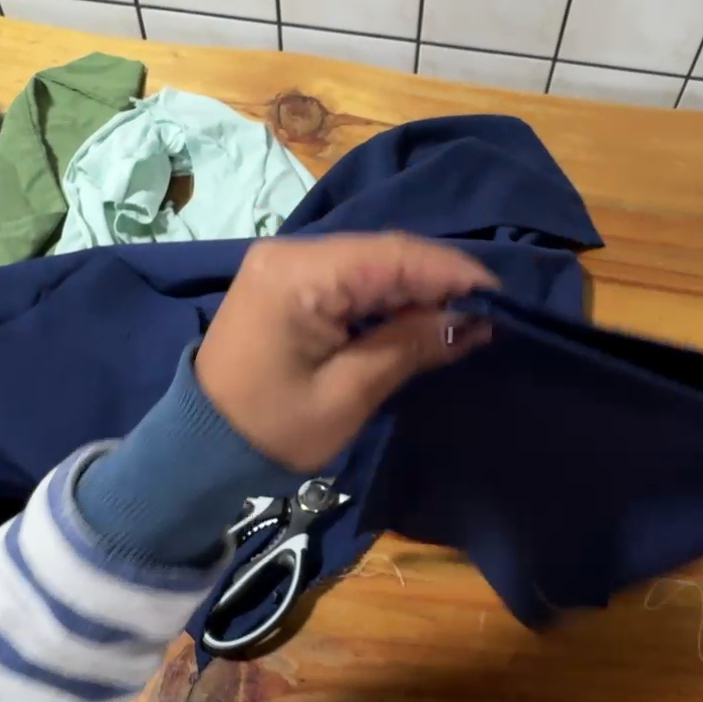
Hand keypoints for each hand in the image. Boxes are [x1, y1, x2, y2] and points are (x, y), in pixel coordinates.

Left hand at [195, 233, 496, 471]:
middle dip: (437, 282)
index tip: (499, 297)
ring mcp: (286, 265)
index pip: (392, 256)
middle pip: (383, 254)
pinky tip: (418, 318)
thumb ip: (410, 346)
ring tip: (460, 320)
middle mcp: (290, 253)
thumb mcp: (349, 393)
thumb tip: (473, 322)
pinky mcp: (288, 283)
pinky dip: (387, 298)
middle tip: (485, 315)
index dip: (451, 272)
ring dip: (416, 290)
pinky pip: (351, 278)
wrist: (202, 448)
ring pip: (371, 264)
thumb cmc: (273, 429)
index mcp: (298, 275)